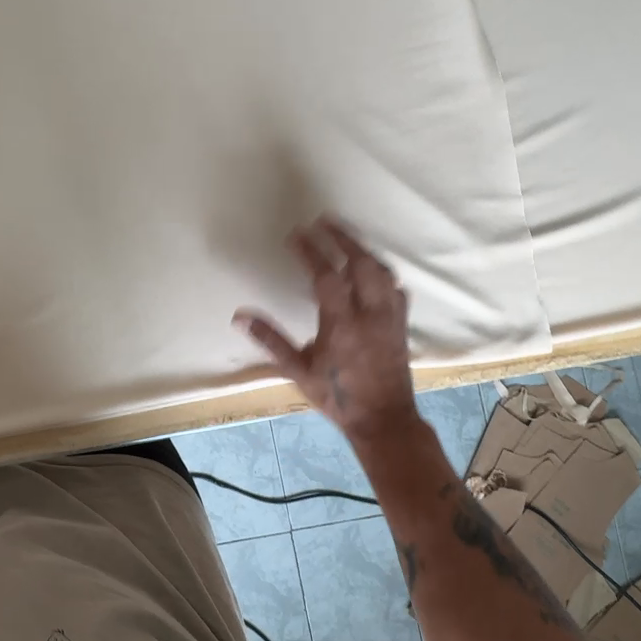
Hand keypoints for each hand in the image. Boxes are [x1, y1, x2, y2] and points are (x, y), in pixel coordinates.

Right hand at [234, 216, 419, 440]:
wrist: (384, 420)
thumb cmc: (337, 396)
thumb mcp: (298, 371)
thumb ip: (271, 340)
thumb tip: (239, 317)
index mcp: (342, 324)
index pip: (327, 276)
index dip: (311, 251)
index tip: (296, 234)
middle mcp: (370, 315)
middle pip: (362, 264)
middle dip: (343, 238)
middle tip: (325, 220)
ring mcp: (390, 318)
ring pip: (382, 272)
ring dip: (364, 250)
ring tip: (347, 237)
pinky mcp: (401, 326)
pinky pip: (396, 289)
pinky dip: (383, 273)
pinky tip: (374, 272)